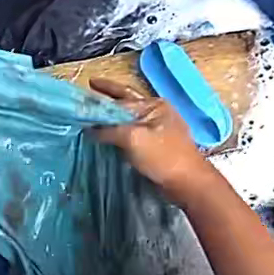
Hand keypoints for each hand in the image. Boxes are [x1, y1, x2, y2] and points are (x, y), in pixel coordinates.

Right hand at [90, 78, 223, 204]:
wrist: (188, 185)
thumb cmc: (163, 156)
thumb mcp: (132, 139)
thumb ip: (108, 130)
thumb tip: (89, 128)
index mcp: (154, 105)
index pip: (122, 97)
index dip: (102, 94)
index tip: (85, 89)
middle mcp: (156, 113)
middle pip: (126, 103)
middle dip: (108, 98)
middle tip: (89, 90)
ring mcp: (157, 129)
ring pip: (128, 119)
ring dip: (111, 117)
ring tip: (92, 114)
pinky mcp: (156, 145)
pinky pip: (132, 133)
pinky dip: (118, 131)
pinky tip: (107, 135)